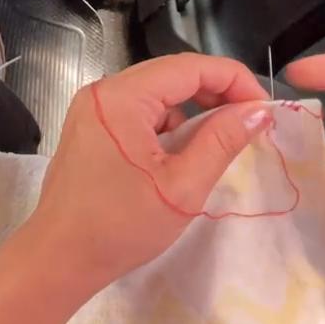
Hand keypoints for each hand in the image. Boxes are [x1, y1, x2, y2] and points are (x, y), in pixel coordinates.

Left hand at [23, 54, 274, 292]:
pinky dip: (164, 125)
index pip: (188, 67)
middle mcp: (102, 91)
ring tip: (216, 143)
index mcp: (121, 97)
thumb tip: (258, 111)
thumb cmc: (120, 225)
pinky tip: (177, 155)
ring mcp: (92, 107)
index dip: (233, 79)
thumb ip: (222, 142)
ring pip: (155, 93)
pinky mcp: (89, 125)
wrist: (60, 256)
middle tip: (250, 123)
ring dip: (189, 111)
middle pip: (170, 74)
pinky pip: (137, 110)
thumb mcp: (182, 187)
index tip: (264, 108)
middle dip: (215, 93)